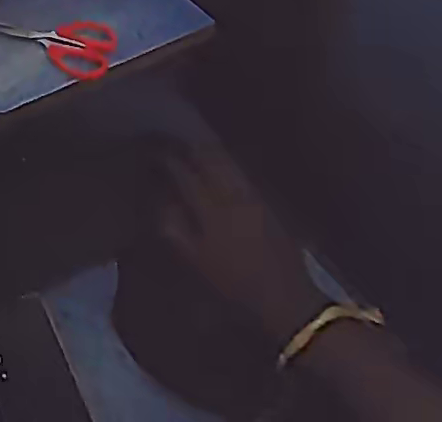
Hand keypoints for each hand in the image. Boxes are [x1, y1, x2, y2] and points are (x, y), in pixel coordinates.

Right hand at [158, 146, 328, 342]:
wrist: (287, 299)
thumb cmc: (235, 281)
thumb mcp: (197, 260)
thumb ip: (175, 227)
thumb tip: (162, 201)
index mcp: (210, 209)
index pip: (183, 173)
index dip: (167, 160)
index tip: (154, 153)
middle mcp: (230, 195)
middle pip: (207, 159)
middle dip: (189, 147)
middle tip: (173, 142)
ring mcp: (251, 196)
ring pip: (226, 162)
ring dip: (208, 151)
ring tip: (194, 145)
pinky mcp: (265, 202)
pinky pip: (241, 173)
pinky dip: (226, 163)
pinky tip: (220, 163)